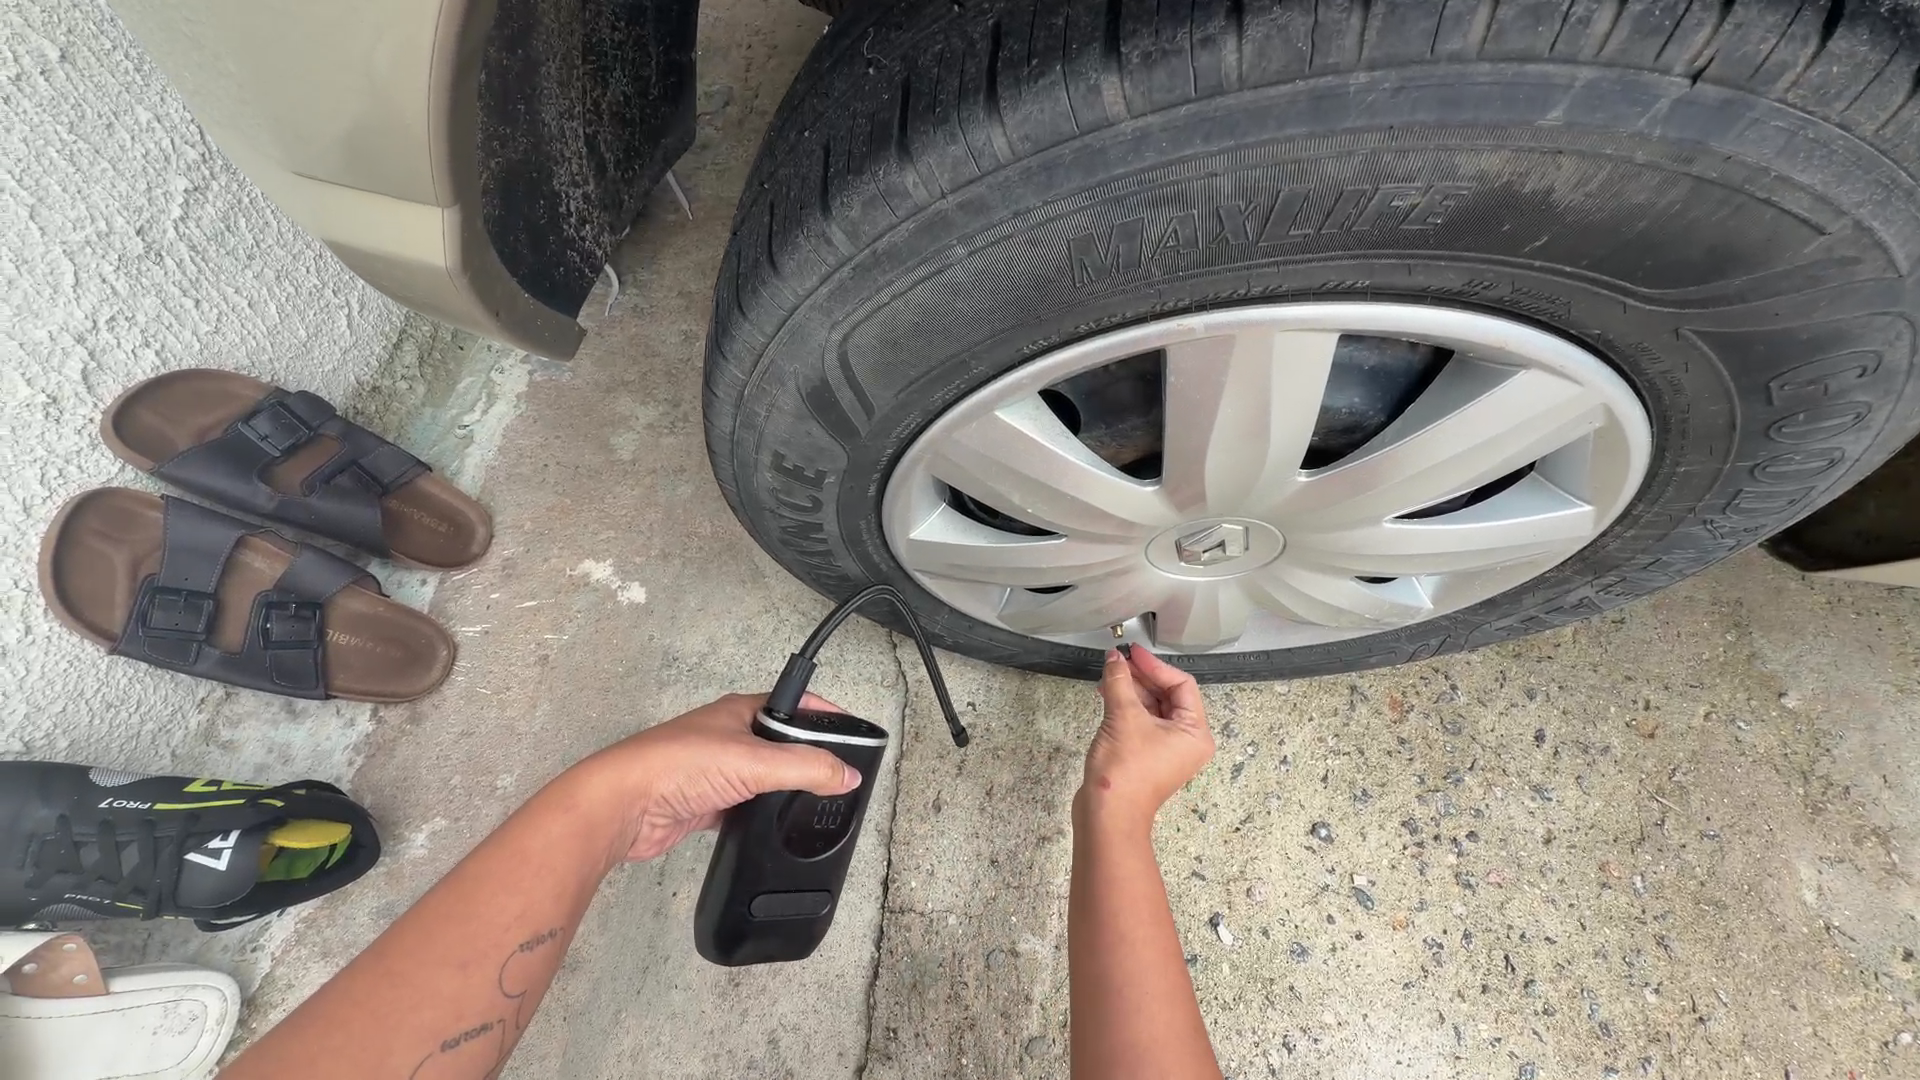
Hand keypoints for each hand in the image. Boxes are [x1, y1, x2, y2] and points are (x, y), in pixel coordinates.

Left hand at [572, 692, 861, 862]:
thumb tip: (847, 773)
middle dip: (809, 756)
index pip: (796, 705)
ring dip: (783, 789)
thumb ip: (806, 768)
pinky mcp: (706, 802)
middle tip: (839, 773)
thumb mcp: (754, 761)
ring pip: (764, 777)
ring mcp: (717, 770)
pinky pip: (745, 807)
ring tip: (813, 802)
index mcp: (741, 711)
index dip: (825, 714)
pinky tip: (775, 826)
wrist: (622, 806)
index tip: (853, 731)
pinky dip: (761, 816)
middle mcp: (730, 735)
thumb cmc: (676, 765)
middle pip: (782, 742)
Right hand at [1081, 646, 1213, 830]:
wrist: (1107, 814)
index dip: (1155, 665)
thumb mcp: (1123, 716)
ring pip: (1152, 707)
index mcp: (1195, 732)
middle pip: (1167, 694)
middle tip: (1117, 660)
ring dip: (1131, 689)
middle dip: (1142, 676)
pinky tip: (1107, 694)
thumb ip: (1119, 681)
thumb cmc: (1125, 770)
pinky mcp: (1146, 755)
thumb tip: (1114, 658)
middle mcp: (1186, 740)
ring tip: (1108, 676)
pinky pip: (1141, 721)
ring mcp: (1166, 749)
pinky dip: (1126, 705)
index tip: (1132, 652)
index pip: (1181, 685)